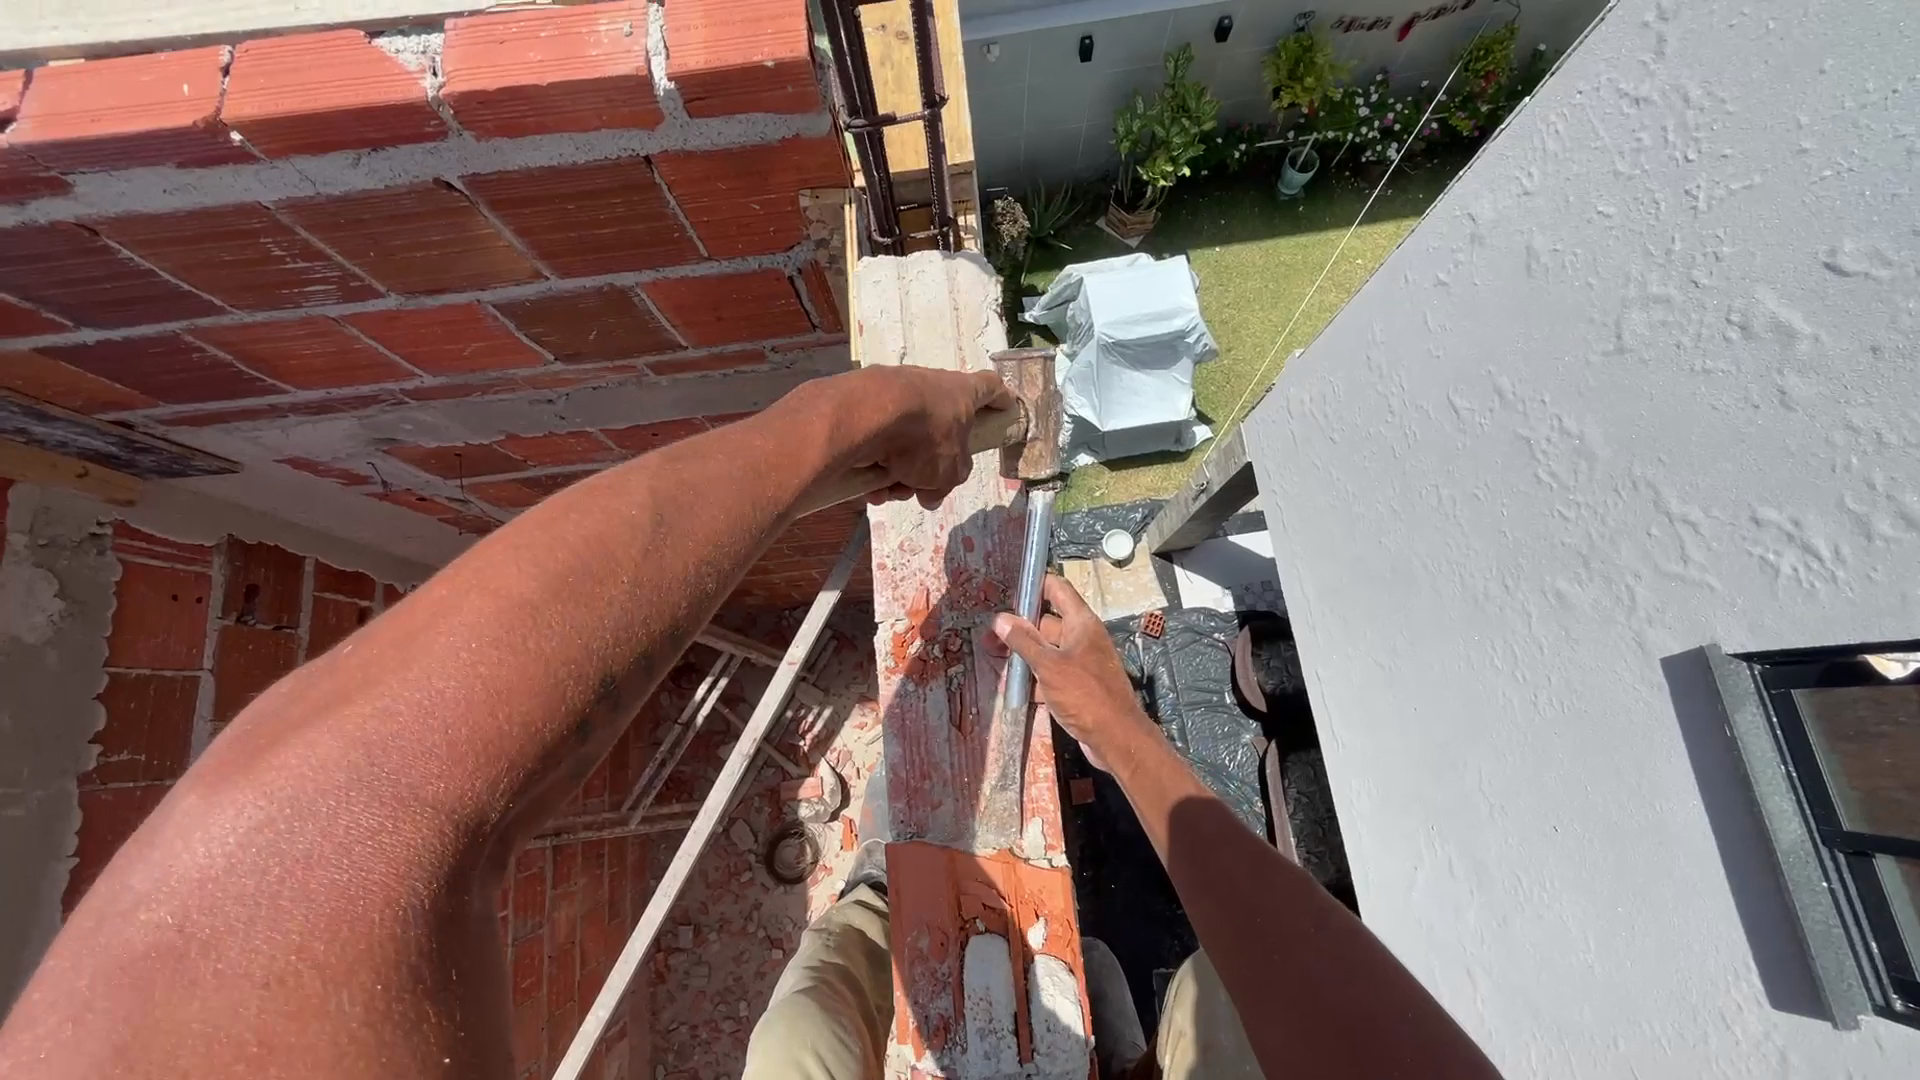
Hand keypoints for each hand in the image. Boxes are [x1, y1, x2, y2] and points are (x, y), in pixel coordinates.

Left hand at [830, 366, 1012, 508]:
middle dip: (931, 466)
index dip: (1000, 399)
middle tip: (924, 489)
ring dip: (901, 473)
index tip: (1007, 406)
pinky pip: (878, 444)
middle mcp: (930, 387)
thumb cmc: (926, 436)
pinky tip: (872, 488)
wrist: (868, 415)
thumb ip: (948, 482)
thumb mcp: (950, 472)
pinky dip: (876, 468)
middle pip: (940, 430)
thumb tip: (931, 495)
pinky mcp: (865, 406)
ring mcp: (896, 394)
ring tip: (892, 491)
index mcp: (962, 393)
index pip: (990, 388)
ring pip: (906, 443)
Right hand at [989, 574, 1159, 771]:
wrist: (1116, 738)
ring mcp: (1082, 662)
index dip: (1034, 587)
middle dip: (1020, 630)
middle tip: (991, 639)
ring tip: (997, 665)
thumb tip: (1001, 618)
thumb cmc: (1084, 694)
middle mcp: (1083, 638)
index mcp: (1081, 623)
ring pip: (1048, 651)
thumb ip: (1024, 641)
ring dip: (1025, 657)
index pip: (1057, 589)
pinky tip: (1014, 690)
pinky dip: (1035, 679)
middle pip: (1048, 623)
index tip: (1009, 598)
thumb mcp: (1049, 665)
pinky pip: (1053, 674)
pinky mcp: (1079, 686)